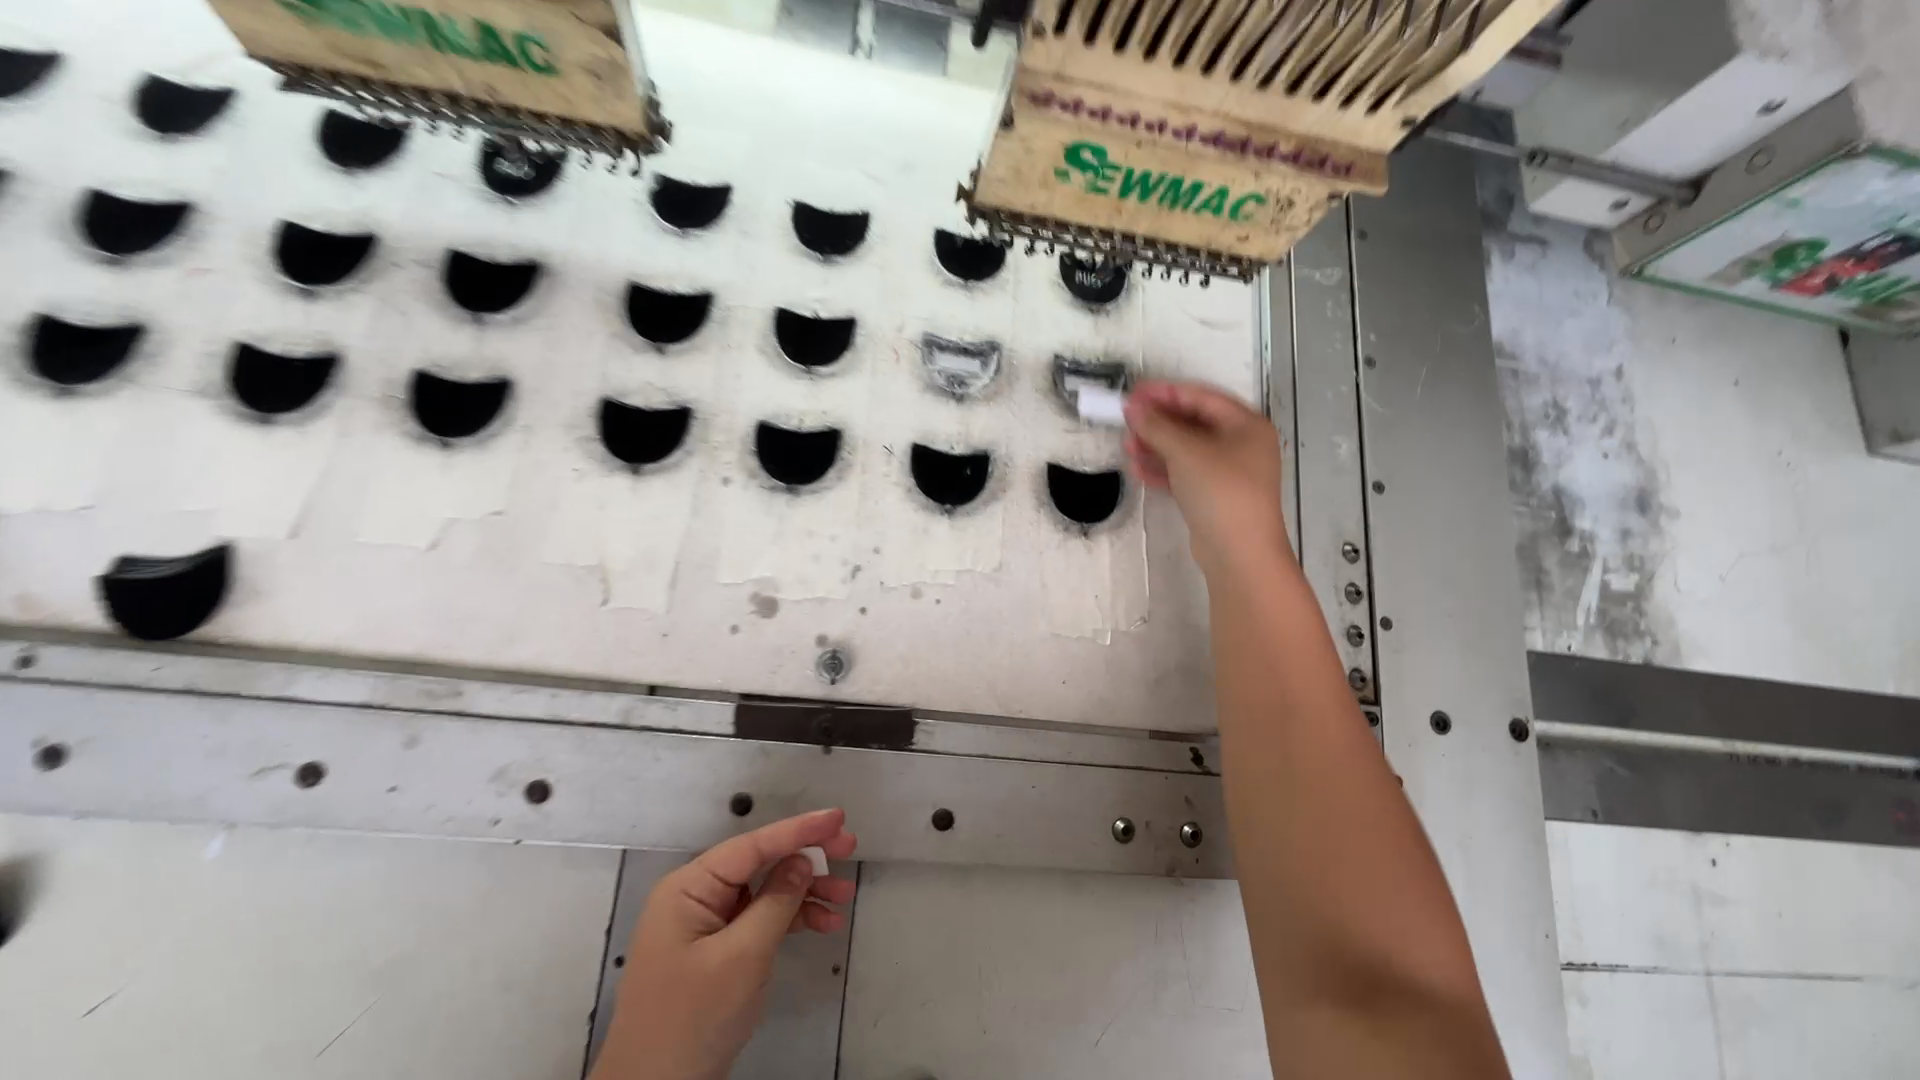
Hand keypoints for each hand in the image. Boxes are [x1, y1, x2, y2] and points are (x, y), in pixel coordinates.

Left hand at [591, 809, 858, 1079]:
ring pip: (765, 892)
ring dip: (806, 892)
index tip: (838, 817)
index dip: (798, 829)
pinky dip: (793, 920)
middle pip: (760, 863)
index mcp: (690, 888)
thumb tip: (801, 861)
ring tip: (845, 896)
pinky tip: (824, 924)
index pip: (752, 846)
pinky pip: (761, 920)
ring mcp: (707, 925)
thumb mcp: (742, 956)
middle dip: (805, 856)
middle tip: (850, 848)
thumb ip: (775, 902)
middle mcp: (696, 897)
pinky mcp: (718, 951)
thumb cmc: (693, 1016)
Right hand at [1124, 379, 1288, 575]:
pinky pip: (1185, 474)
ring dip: (1156, 446)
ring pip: (1187, 450)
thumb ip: (1157, 426)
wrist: (1239, 552)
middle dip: (1158, 422)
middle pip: (1193, 423)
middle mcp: (1242, 444)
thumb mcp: (1186, 451)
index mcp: (1246, 424)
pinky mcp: (1215, 496)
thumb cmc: (1220, 490)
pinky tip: (1138, 470)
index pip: (1201, 397)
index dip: (1165, 393)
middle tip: (1127, 422)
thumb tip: (1132, 407)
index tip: (1132, 394)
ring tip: (1127, 447)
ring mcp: (1229, 472)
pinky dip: (1163, 470)